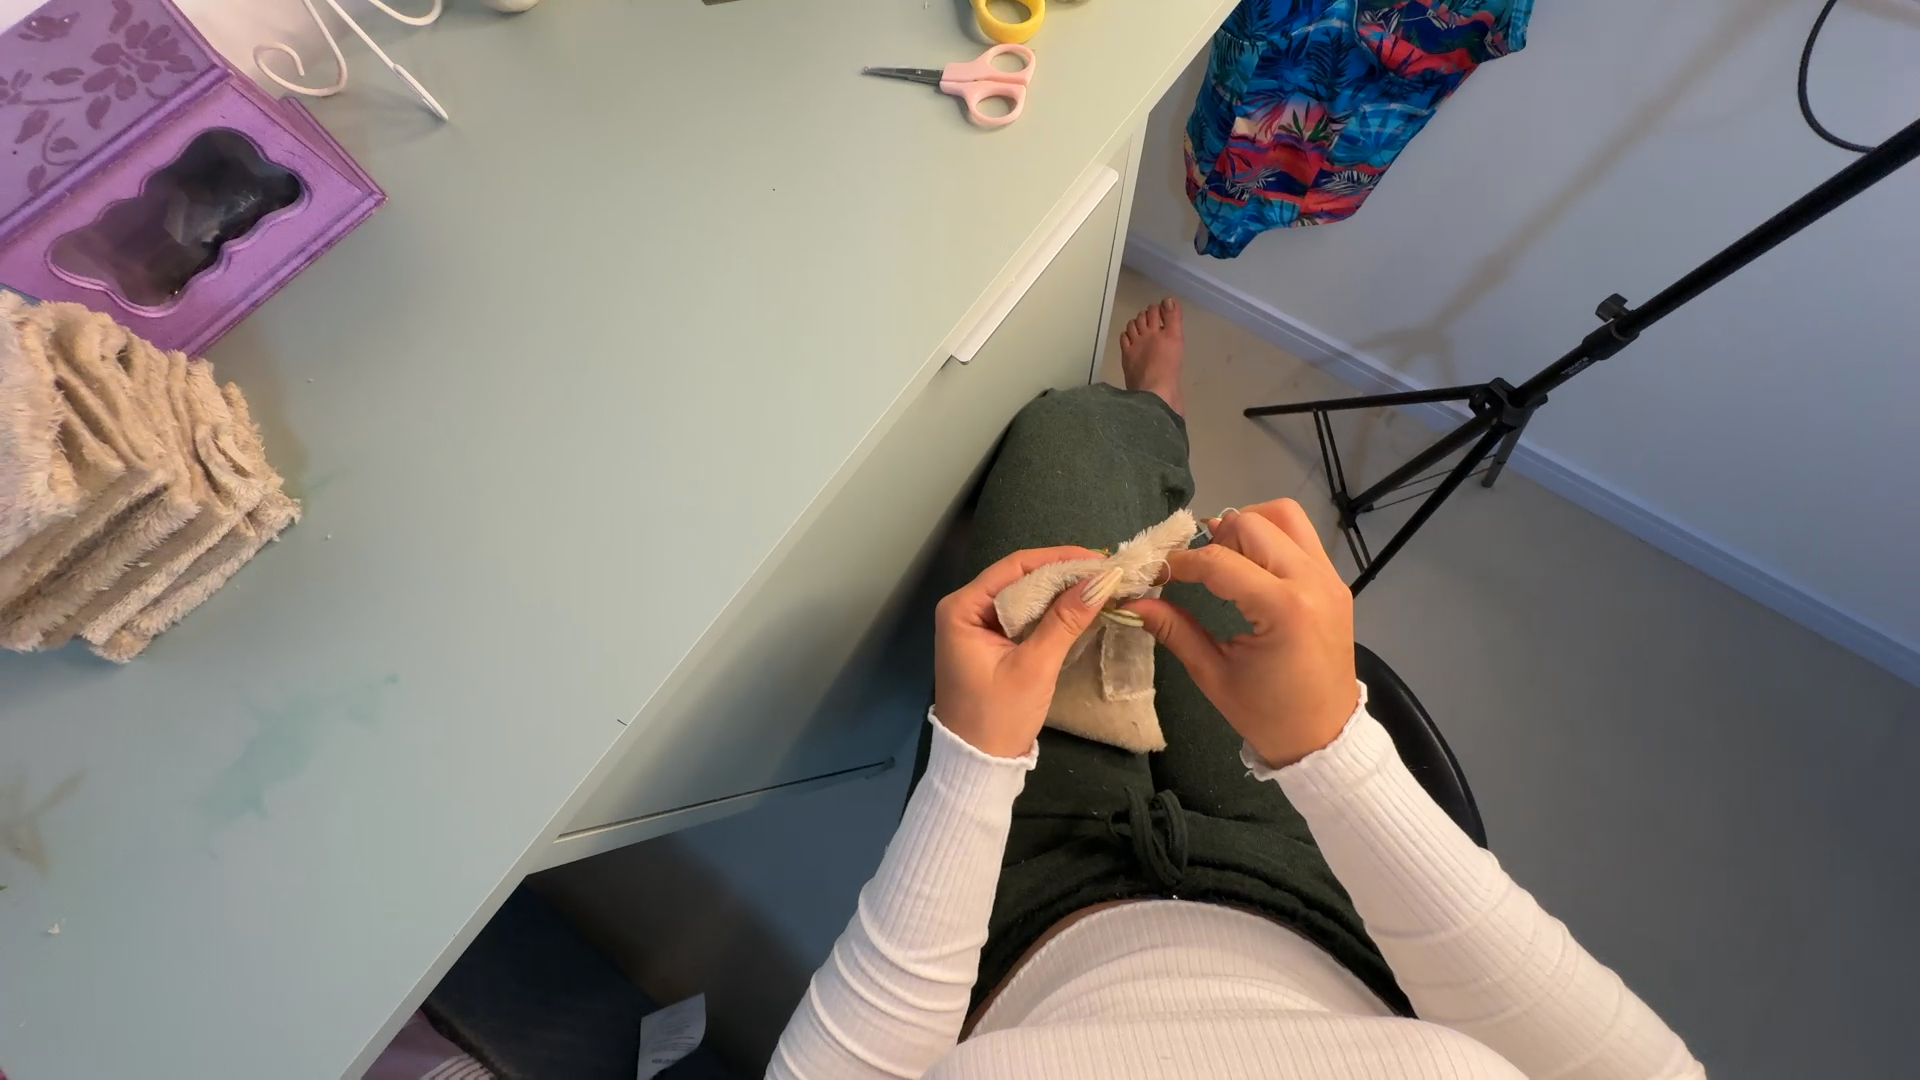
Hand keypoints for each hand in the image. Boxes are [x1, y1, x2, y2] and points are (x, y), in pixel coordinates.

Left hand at [934, 546, 1102, 757]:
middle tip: (1105, 570)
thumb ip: (1065, 621)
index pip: (1013, 567)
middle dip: (1062, 573)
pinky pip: (1023, 614)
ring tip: (1099, 583)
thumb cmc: (998, 717)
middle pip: (1018, 577)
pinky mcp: (990, 640)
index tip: (1098, 558)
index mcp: (961, 608)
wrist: (978, 765)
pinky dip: (1050, 610)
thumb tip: (1101, 580)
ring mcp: (976, 624)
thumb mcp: (1034, 667)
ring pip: (1023, 595)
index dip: (1058, 559)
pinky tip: (1079, 605)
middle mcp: (964, 608)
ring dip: (1059, 591)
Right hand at [1125, 499, 1356, 767]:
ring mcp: (1329, 578)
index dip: (1179, 563)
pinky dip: (1269, 538)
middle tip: (1195, 569)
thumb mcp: (1212, 674)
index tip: (1155, 574)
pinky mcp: (1334, 581)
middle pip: (1252, 523)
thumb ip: (1173, 630)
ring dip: (1247, 526)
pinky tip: (1249, 567)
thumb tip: (1130, 603)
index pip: (1219, 561)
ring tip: (1225, 557)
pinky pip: (1300, 535)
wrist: (1326, 738)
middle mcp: (1311, 581)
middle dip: (1214, 538)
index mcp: (1283, 609)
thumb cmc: (1266, 713)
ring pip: (1283, 516)